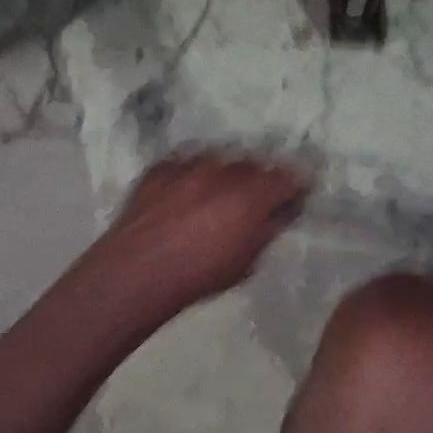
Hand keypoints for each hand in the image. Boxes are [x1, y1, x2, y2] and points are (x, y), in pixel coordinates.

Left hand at [74, 153, 310, 315]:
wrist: (139, 269)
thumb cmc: (199, 274)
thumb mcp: (247, 260)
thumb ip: (268, 230)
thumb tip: (280, 213)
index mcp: (253, 193)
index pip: (288, 176)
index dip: (294, 185)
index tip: (294, 195)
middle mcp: (224, 170)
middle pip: (253, 164)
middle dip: (258, 178)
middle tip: (253, 200)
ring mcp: (189, 163)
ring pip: (218, 159)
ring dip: (223, 173)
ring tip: (216, 195)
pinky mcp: (161, 166)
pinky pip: (185, 164)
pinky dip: (191, 175)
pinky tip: (185, 194)